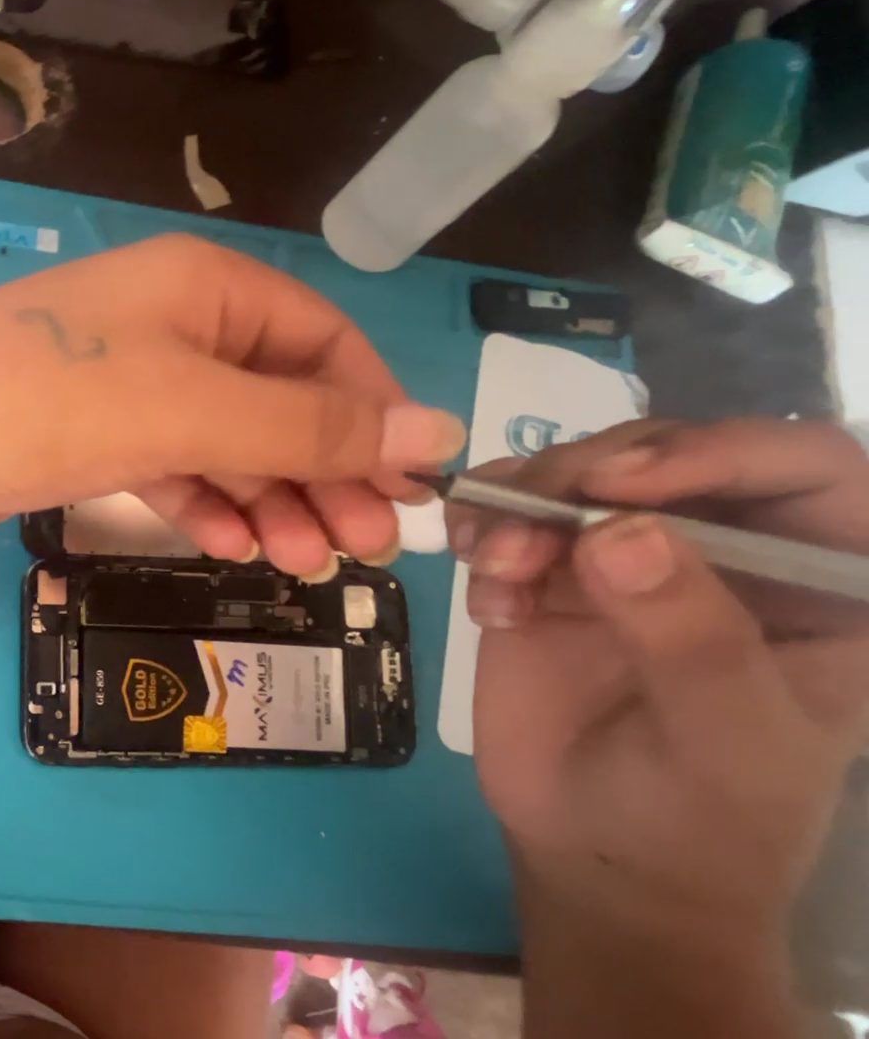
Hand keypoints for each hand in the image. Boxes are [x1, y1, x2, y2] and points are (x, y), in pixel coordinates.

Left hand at [0, 235, 465, 578]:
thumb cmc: (51, 404)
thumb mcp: (192, 411)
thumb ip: (310, 426)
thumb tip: (438, 431)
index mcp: (203, 287)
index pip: (322, 344)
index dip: (372, 415)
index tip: (412, 490)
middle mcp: (166, 323)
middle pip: (275, 397)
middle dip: (323, 471)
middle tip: (365, 549)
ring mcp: (121, 381)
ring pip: (222, 440)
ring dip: (268, 499)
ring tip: (305, 564)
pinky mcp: (85, 434)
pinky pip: (168, 464)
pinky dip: (203, 503)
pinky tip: (235, 546)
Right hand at [453, 420, 868, 951]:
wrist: (593, 852)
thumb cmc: (699, 814)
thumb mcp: (725, 741)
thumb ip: (691, 639)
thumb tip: (617, 532)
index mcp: (824, 582)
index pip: (806, 470)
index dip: (718, 452)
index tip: (616, 483)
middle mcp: (726, 551)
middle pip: (660, 455)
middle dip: (582, 477)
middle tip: (521, 529)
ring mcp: (625, 557)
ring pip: (569, 474)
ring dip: (517, 503)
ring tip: (491, 569)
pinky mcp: (545, 573)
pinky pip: (505, 514)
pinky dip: (479, 528)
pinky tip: (479, 582)